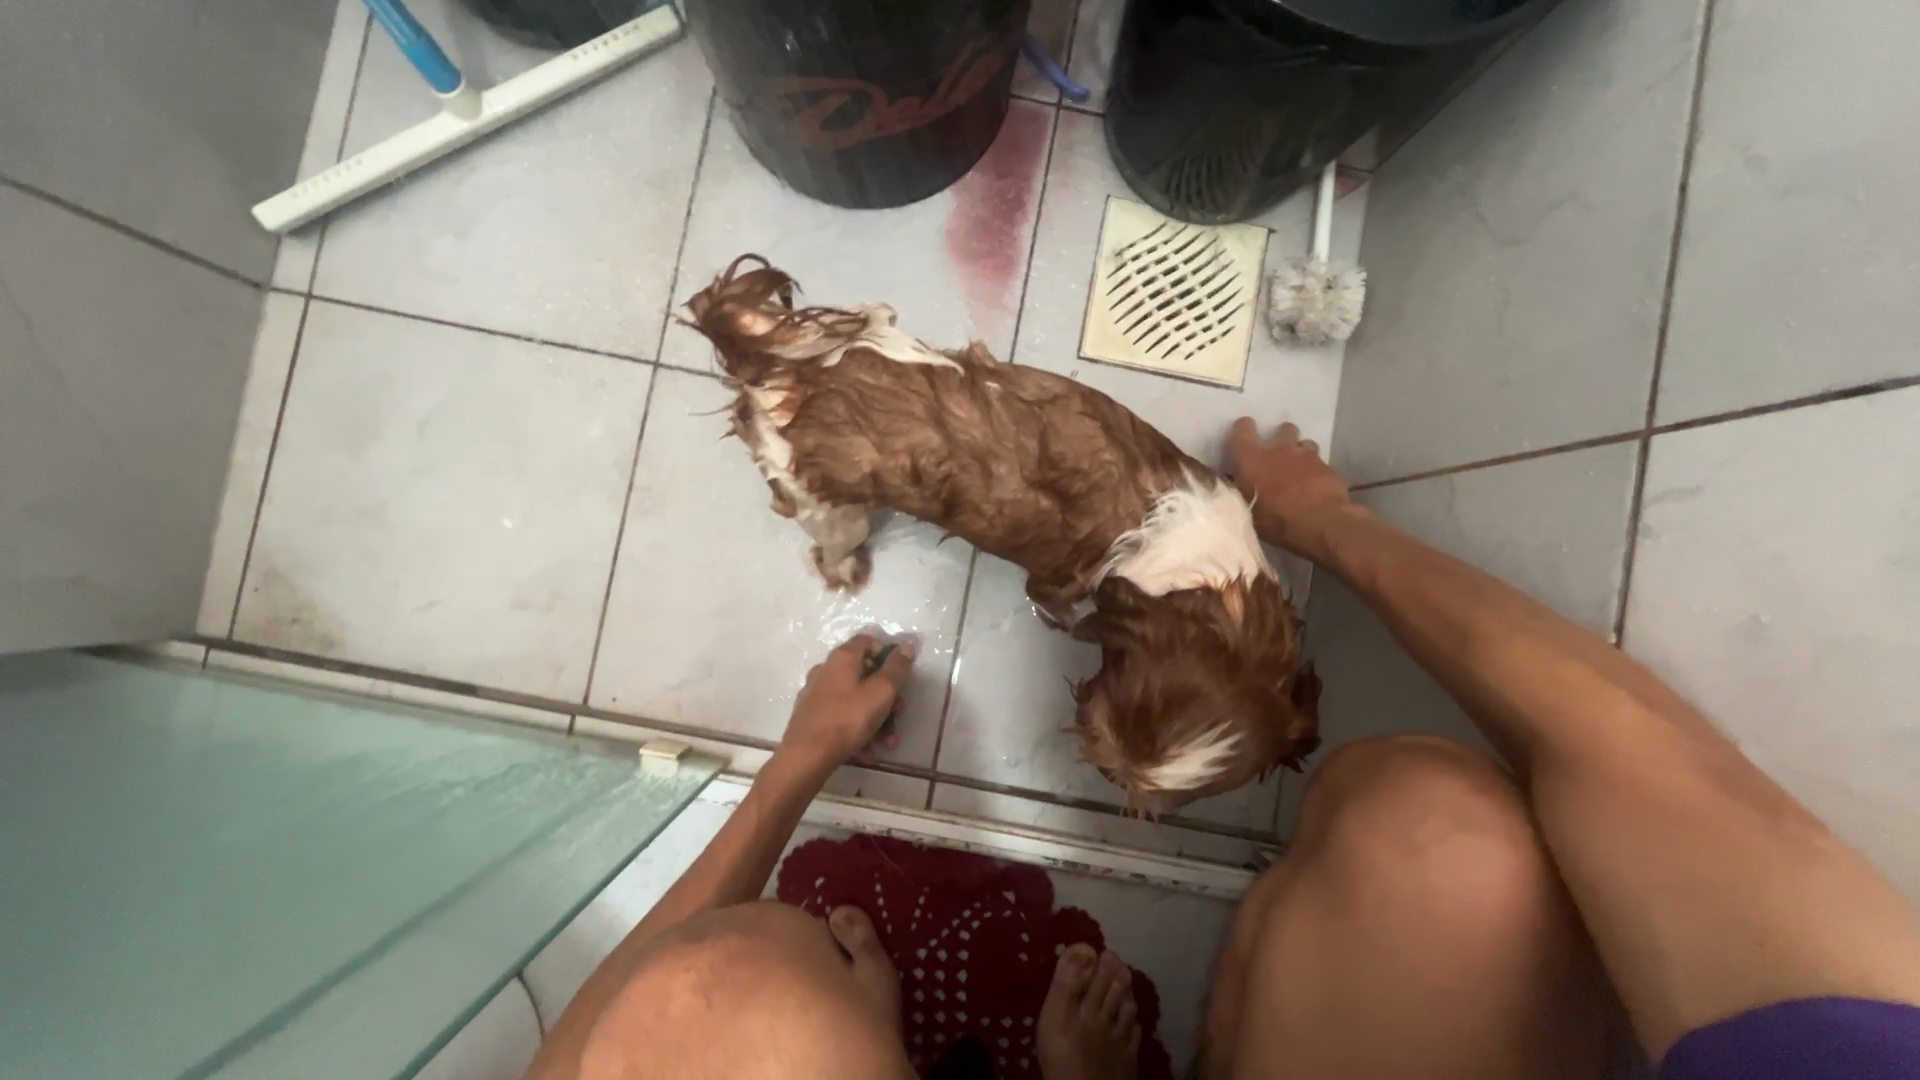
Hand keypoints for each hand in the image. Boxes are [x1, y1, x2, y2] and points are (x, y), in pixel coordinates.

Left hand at [779, 634, 915, 771]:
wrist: (806, 756)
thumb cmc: (848, 718)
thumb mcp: (881, 692)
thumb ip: (897, 668)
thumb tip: (907, 644)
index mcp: (842, 658)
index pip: (868, 640)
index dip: (888, 652)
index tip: (901, 673)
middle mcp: (826, 670)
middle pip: (864, 675)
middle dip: (888, 696)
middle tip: (900, 713)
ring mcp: (816, 695)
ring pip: (855, 701)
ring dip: (877, 720)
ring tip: (888, 743)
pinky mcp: (811, 717)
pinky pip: (842, 718)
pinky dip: (857, 731)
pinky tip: (867, 751)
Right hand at [1228, 418, 1361, 561]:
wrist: (1318, 522)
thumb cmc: (1274, 519)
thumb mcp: (1246, 508)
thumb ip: (1241, 489)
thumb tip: (1235, 480)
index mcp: (1253, 459)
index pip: (1243, 431)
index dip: (1243, 428)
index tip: (1244, 429)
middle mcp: (1280, 450)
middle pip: (1283, 429)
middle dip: (1282, 436)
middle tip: (1279, 451)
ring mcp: (1307, 457)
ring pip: (1306, 443)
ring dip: (1301, 452)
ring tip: (1300, 467)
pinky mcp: (1328, 468)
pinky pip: (1321, 463)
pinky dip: (1316, 470)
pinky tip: (1315, 484)